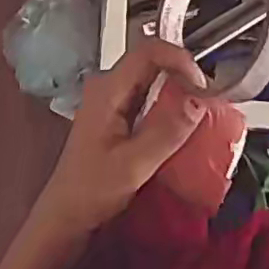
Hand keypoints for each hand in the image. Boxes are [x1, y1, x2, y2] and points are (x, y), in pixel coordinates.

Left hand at [29, 39, 211, 235]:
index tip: (201, 83)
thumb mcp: (133, 165)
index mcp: (108, 89)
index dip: (178, 58)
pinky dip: (166, 102)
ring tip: (198, 109)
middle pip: (150, 60)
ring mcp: (109, 98)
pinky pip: (145, 94)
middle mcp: (107, 85)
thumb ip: (167, 132)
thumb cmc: (91, 191)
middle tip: (205, 98)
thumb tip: (199, 100)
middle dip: (181, 73)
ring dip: (175, 88)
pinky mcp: (114, 112)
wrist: (64, 217)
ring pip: (149, 77)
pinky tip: (179, 122)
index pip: (148, 51)